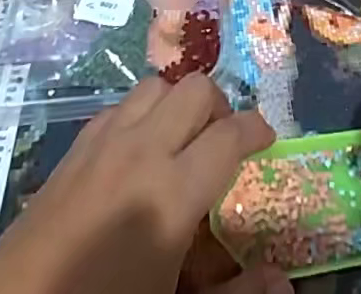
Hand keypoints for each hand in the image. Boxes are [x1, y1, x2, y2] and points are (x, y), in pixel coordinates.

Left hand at [0, 74, 274, 293]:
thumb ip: (234, 293)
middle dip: (219, 107)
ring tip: (183, 140)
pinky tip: (139, 151)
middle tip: (224, 142)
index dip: (256, 129)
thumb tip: (285, 280)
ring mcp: (102, 142)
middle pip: (194, 90)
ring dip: (178, 103)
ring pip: (155, 86)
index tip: (267, 140)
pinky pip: (120, 106)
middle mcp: (140, 150)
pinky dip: (142, 113)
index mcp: (170, 193)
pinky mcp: (74, 147)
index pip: (229, 136)